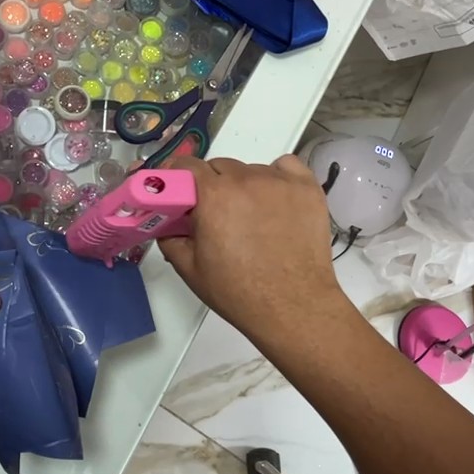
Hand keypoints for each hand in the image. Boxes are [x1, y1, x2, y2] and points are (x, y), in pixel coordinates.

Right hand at [156, 154, 347, 345]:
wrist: (293, 308)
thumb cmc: (240, 292)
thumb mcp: (190, 269)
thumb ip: (170, 238)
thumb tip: (167, 223)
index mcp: (214, 195)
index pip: (187, 165)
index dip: (179, 174)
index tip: (178, 188)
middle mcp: (245, 180)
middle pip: (219, 166)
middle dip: (212, 184)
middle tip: (215, 213)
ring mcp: (279, 181)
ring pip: (251, 169)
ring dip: (244, 185)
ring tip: (251, 216)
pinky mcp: (307, 188)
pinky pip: (285, 166)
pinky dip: (277, 177)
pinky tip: (276, 200)